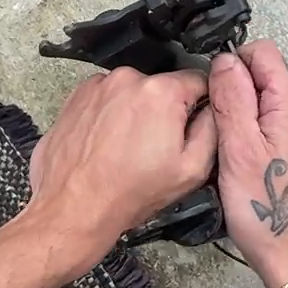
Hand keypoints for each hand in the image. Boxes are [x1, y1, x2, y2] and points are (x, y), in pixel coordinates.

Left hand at [26, 67, 216, 266]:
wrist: (73, 208)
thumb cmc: (126, 193)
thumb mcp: (191, 170)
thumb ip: (211, 130)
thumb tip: (213, 110)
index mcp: (161, 92)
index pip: (197, 79)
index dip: (200, 104)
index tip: (191, 125)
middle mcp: (128, 79)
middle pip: (163, 87)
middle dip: (165, 112)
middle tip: (156, 147)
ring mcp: (99, 86)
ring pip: (133, 93)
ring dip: (135, 113)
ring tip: (127, 149)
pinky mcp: (77, 97)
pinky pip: (107, 98)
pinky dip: (110, 115)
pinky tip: (107, 144)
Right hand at [207, 42, 287, 286]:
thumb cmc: (263, 206)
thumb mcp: (238, 148)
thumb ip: (232, 98)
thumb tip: (224, 59)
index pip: (263, 52)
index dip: (233, 63)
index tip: (214, 93)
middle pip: (262, 75)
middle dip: (233, 89)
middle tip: (215, 125)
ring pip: (262, 101)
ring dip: (239, 113)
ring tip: (224, 145)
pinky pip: (266, 124)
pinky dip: (248, 132)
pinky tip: (237, 158)